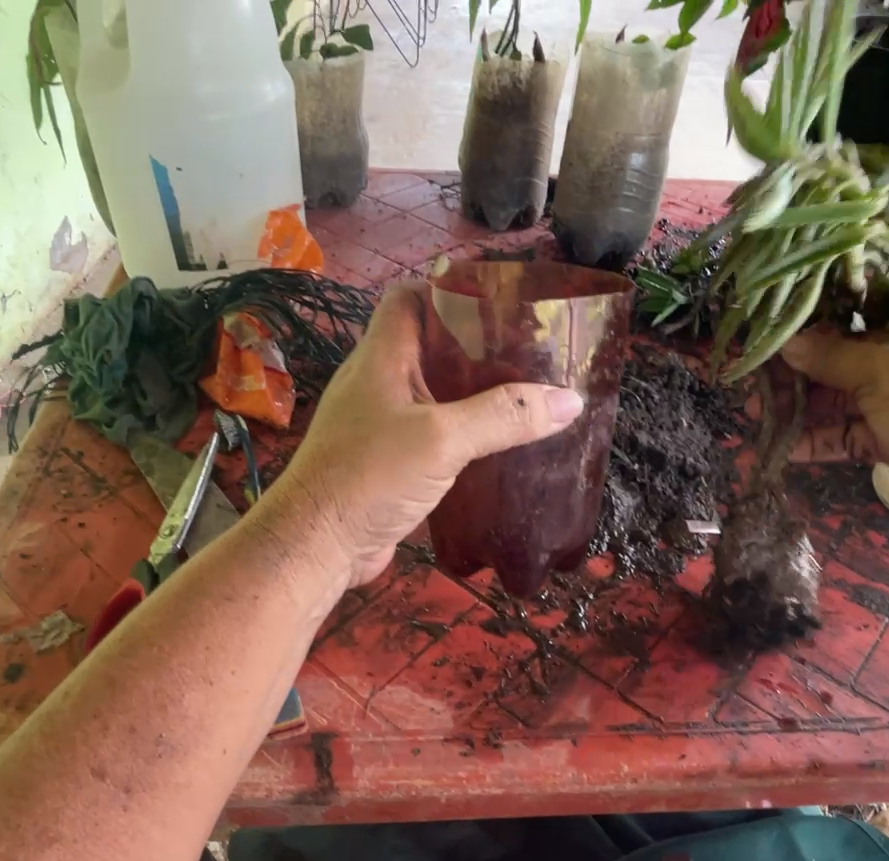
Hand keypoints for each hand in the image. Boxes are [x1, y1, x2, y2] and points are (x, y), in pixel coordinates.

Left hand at [262, 281, 584, 589]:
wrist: (317, 544)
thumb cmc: (368, 476)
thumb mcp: (442, 438)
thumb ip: (503, 417)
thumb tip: (570, 400)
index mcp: (382, 357)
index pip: (408, 297)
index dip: (448, 288)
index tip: (498, 299)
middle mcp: (378, 383)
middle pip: (429, 346)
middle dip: (476, 345)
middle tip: (527, 353)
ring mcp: (379, 424)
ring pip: (432, 394)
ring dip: (471, 394)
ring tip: (523, 396)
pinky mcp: (387, 463)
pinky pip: (431, 435)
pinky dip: (462, 435)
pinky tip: (496, 447)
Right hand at [780, 275, 888, 516]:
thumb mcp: (884, 367)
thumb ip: (831, 355)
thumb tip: (787, 344)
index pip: (877, 292)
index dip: (833, 297)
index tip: (786, 305)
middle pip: (849, 348)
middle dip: (802, 361)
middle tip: (756, 367)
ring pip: (843, 393)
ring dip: (802, 403)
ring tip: (753, 411)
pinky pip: (847, 432)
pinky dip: (817, 439)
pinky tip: (780, 446)